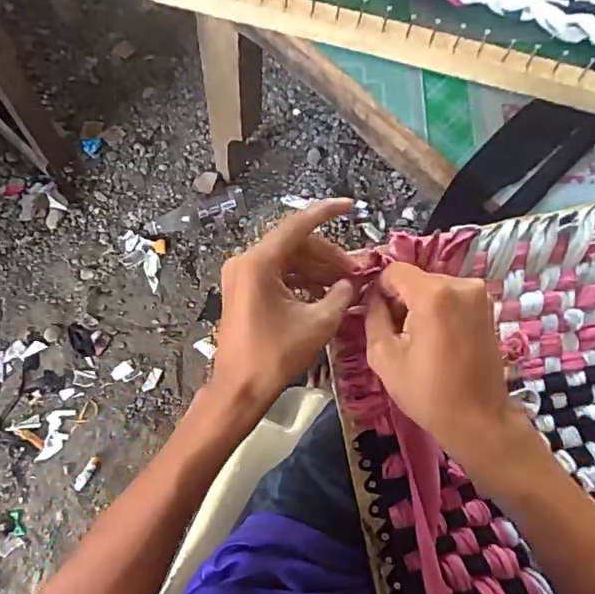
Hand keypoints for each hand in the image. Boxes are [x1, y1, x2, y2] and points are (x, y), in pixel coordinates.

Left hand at [209, 198, 358, 408]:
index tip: (349, 205)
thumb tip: (352, 282)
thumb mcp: (317, 323)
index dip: (326, 213)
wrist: (239, 389)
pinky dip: (301, 280)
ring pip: (287, 260)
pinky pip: (277, 275)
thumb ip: (340, 295)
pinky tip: (324, 293)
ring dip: (316, 269)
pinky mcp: (243, 291)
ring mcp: (241, 276)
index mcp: (258, 263)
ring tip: (345, 284)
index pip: (297, 226)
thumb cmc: (275, 356)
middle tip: (355, 270)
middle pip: (294, 245)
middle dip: (328, 255)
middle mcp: (245, 262)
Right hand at [364, 262, 532, 465]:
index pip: (394, 271)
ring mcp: (479, 295)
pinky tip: (437, 341)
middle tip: (398, 336)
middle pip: (415, 279)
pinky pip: (451, 298)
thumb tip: (373, 298)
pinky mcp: (488, 308)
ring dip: (420, 307)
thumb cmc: (427, 393)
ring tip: (419, 342)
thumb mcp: (383, 357)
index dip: (380, 290)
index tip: (377, 316)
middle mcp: (461, 285)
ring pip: (433, 288)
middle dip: (401, 301)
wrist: (478, 420)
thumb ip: (372, 317)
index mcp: (434, 294)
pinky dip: (439, 312)